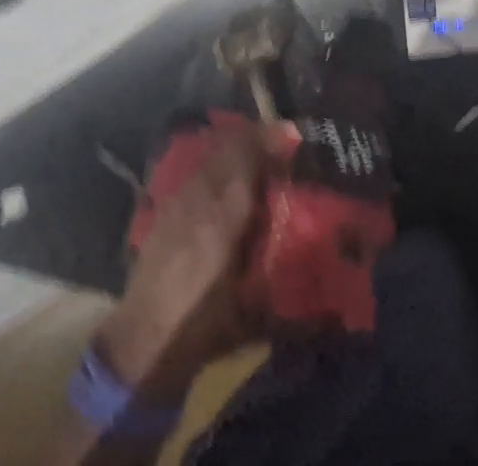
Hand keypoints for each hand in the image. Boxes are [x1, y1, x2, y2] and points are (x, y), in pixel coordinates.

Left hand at [95, 122, 269, 402]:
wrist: (142, 344)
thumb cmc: (204, 329)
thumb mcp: (256, 315)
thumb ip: (293, 297)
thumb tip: (336, 302)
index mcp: (223, 220)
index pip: (245, 158)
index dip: (269, 139)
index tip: (294, 134)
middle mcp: (198, 202)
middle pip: (226, 150)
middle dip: (255, 138)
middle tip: (283, 143)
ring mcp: (176, 205)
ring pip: (208, 159)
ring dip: (235, 150)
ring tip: (259, 157)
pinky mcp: (163, 214)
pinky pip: (195, 175)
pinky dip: (216, 167)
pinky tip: (227, 182)